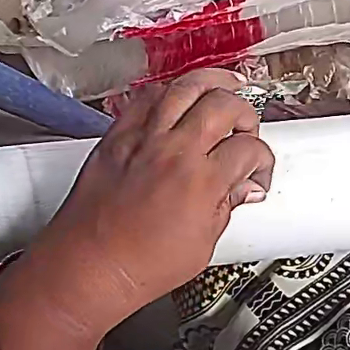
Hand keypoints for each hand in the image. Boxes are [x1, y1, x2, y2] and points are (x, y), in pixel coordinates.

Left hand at [5, 69, 274, 339]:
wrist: (88, 266)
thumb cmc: (137, 266)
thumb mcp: (201, 246)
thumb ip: (226, 208)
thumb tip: (242, 189)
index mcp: (202, 182)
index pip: (249, 149)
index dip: (262, 160)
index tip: (255, 171)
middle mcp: (174, 152)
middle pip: (224, 105)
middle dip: (245, 114)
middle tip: (245, 129)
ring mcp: (143, 139)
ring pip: (185, 88)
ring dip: (212, 82)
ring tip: (226, 85)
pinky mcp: (117, 137)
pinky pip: (145, 98)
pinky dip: (167, 92)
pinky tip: (177, 96)